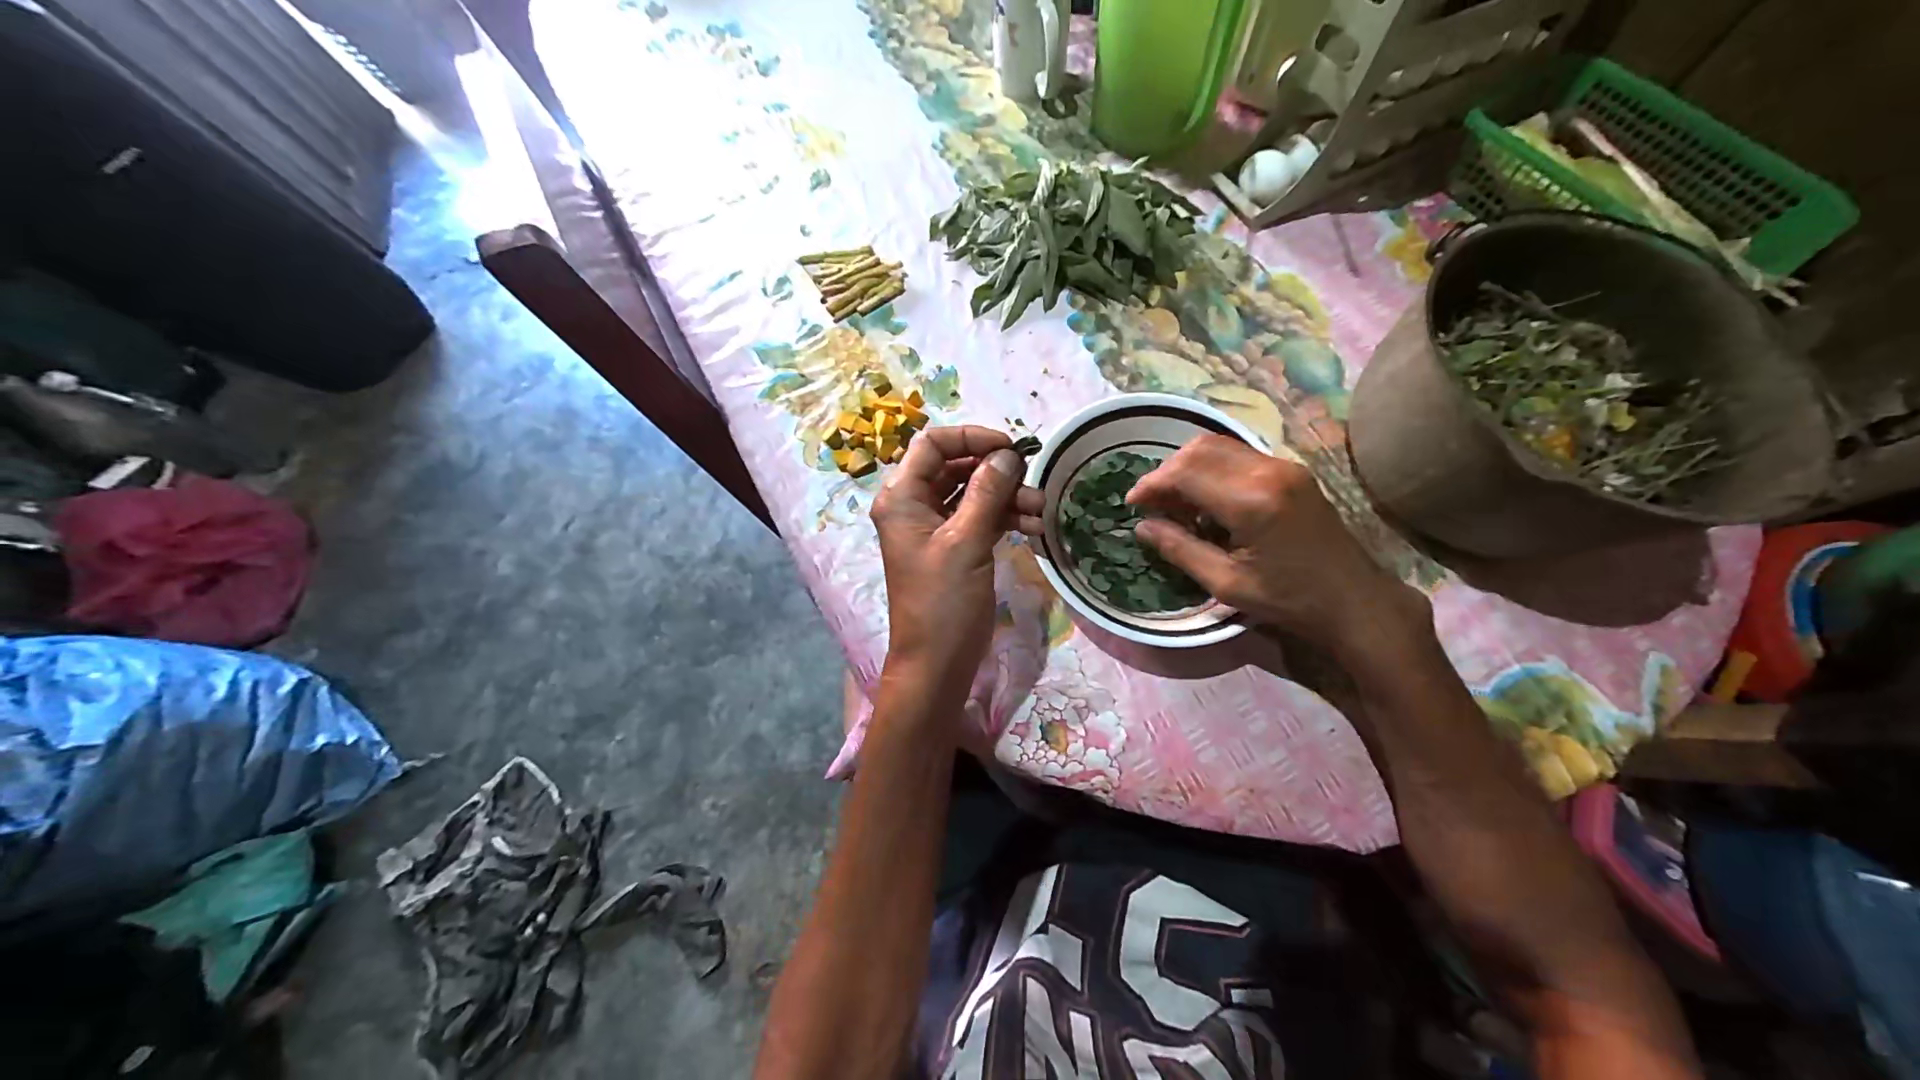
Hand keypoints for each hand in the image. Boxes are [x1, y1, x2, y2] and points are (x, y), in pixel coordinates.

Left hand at [871, 426, 1044, 697]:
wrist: (936, 663)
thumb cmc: (943, 602)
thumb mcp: (966, 542)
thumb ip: (987, 493)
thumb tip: (1008, 455)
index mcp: (902, 497)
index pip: (932, 444)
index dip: (971, 438)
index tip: (1010, 448)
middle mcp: (915, 506)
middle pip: (957, 467)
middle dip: (997, 472)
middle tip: (1033, 482)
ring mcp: (935, 528)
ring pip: (974, 494)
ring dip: (1008, 496)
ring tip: (1041, 510)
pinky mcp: (955, 547)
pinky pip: (981, 518)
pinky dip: (1005, 517)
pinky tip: (1034, 526)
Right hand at [1127, 436, 1426, 657]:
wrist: (1354, 600)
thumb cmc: (1288, 600)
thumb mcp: (1225, 583)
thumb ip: (1179, 549)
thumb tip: (1141, 527)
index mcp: (1251, 501)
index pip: (1185, 472)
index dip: (1152, 484)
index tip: (1133, 505)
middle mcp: (1268, 471)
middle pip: (1199, 449)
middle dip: (1167, 472)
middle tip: (1153, 504)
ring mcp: (1284, 467)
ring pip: (1218, 446)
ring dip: (1188, 468)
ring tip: (1176, 504)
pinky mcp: (1291, 471)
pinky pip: (1238, 456)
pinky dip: (1211, 470)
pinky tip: (1206, 502)